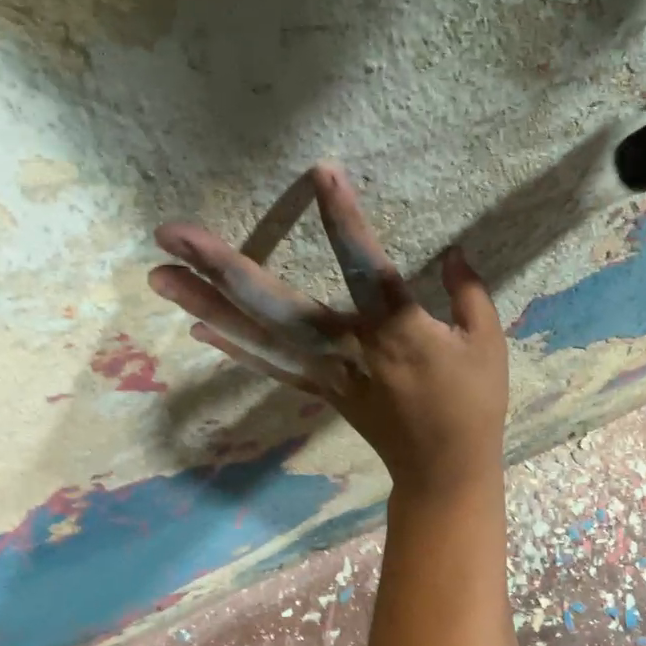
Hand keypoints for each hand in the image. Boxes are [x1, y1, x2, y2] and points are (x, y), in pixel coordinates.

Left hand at [148, 163, 508, 487]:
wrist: (445, 471)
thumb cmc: (473, 404)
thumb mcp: (488, 343)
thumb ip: (470, 293)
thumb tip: (454, 251)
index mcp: (399, 330)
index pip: (367, 266)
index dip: (345, 221)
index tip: (322, 174)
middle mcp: (352, 348)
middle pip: (279, 305)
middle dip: (225, 267)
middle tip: (171, 233)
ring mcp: (329, 373)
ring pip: (262, 337)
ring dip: (207, 305)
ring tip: (157, 275)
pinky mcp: (322, 392)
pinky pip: (271, 368)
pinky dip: (234, 348)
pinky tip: (195, 327)